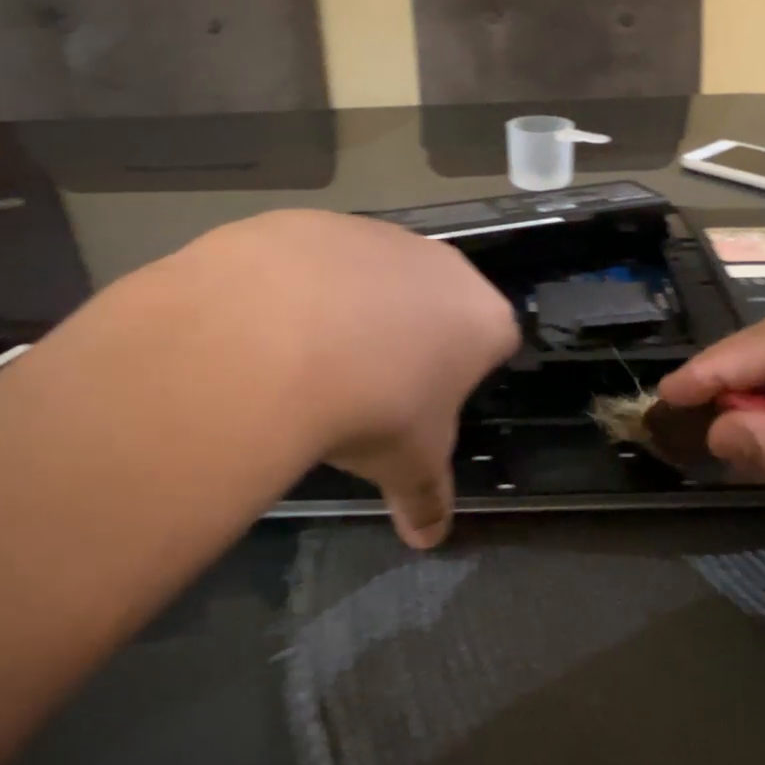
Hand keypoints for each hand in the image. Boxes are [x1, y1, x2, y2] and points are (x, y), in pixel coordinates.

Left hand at [128, 210, 520, 547]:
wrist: (273, 339)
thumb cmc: (373, 406)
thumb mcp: (407, 464)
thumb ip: (426, 498)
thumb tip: (428, 541)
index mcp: (482, 318)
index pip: (495, 340)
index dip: (465, 371)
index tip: (430, 400)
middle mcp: (440, 264)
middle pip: (436, 300)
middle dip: (411, 337)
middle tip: (371, 384)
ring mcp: (375, 235)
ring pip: (375, 276)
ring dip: (354, 309)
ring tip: (311, 359)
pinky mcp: (311, 222)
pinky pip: (314, 260)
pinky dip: (300, 289)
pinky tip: (269, 328)